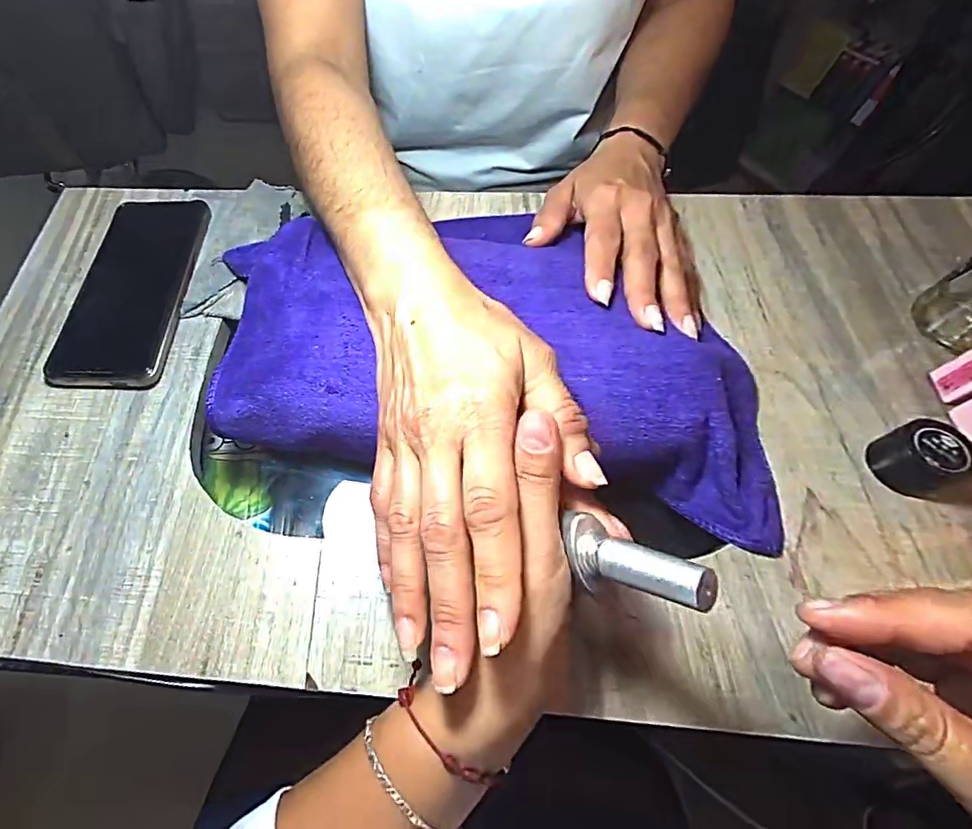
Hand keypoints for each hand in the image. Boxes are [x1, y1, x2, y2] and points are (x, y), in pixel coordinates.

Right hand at [368, 272, 620, 694]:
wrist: (410, 303)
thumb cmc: (477, 326)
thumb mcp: (536, 358)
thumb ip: (563, 419)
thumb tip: (590, 479)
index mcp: (479, 417)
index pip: (490, 508)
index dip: (496, 574)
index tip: (503, 632)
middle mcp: (435, 439)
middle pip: (442, 534)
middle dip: (450, 607)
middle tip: (457, 670)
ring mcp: (402, 446)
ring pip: (403, 529)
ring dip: (410, 591)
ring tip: (416, 645)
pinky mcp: (383, 447)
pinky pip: (381, 507)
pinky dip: (385, 553)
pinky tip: (393, 588)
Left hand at [525, 130, 700, 338]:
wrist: (635, 150)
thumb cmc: (593, 178)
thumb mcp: (563, 189)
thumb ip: (549, 217)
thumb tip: (532, 243)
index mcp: (607, 202)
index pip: (604, 238)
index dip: (602, 267)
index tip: (600, 297)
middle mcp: (639, 212)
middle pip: (643, 254)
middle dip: (647, 291)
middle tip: (648, 323)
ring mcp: (662, 222)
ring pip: (672, 261)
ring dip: (677, 296)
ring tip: (681, 329)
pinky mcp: (677, 230)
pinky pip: (685, 262)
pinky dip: (689, 290)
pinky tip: (691, 316)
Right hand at [790, 590, 971, 828]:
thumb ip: (931, 735)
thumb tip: (831, 662)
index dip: (893, 612)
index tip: (818, 617)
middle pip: (958, 628)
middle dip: (874, 629)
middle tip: (806, 640)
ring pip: (939, 646)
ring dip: (869, 649)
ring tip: (814, 663)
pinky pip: (939, 677)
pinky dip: (886, 676)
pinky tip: (848, 682)